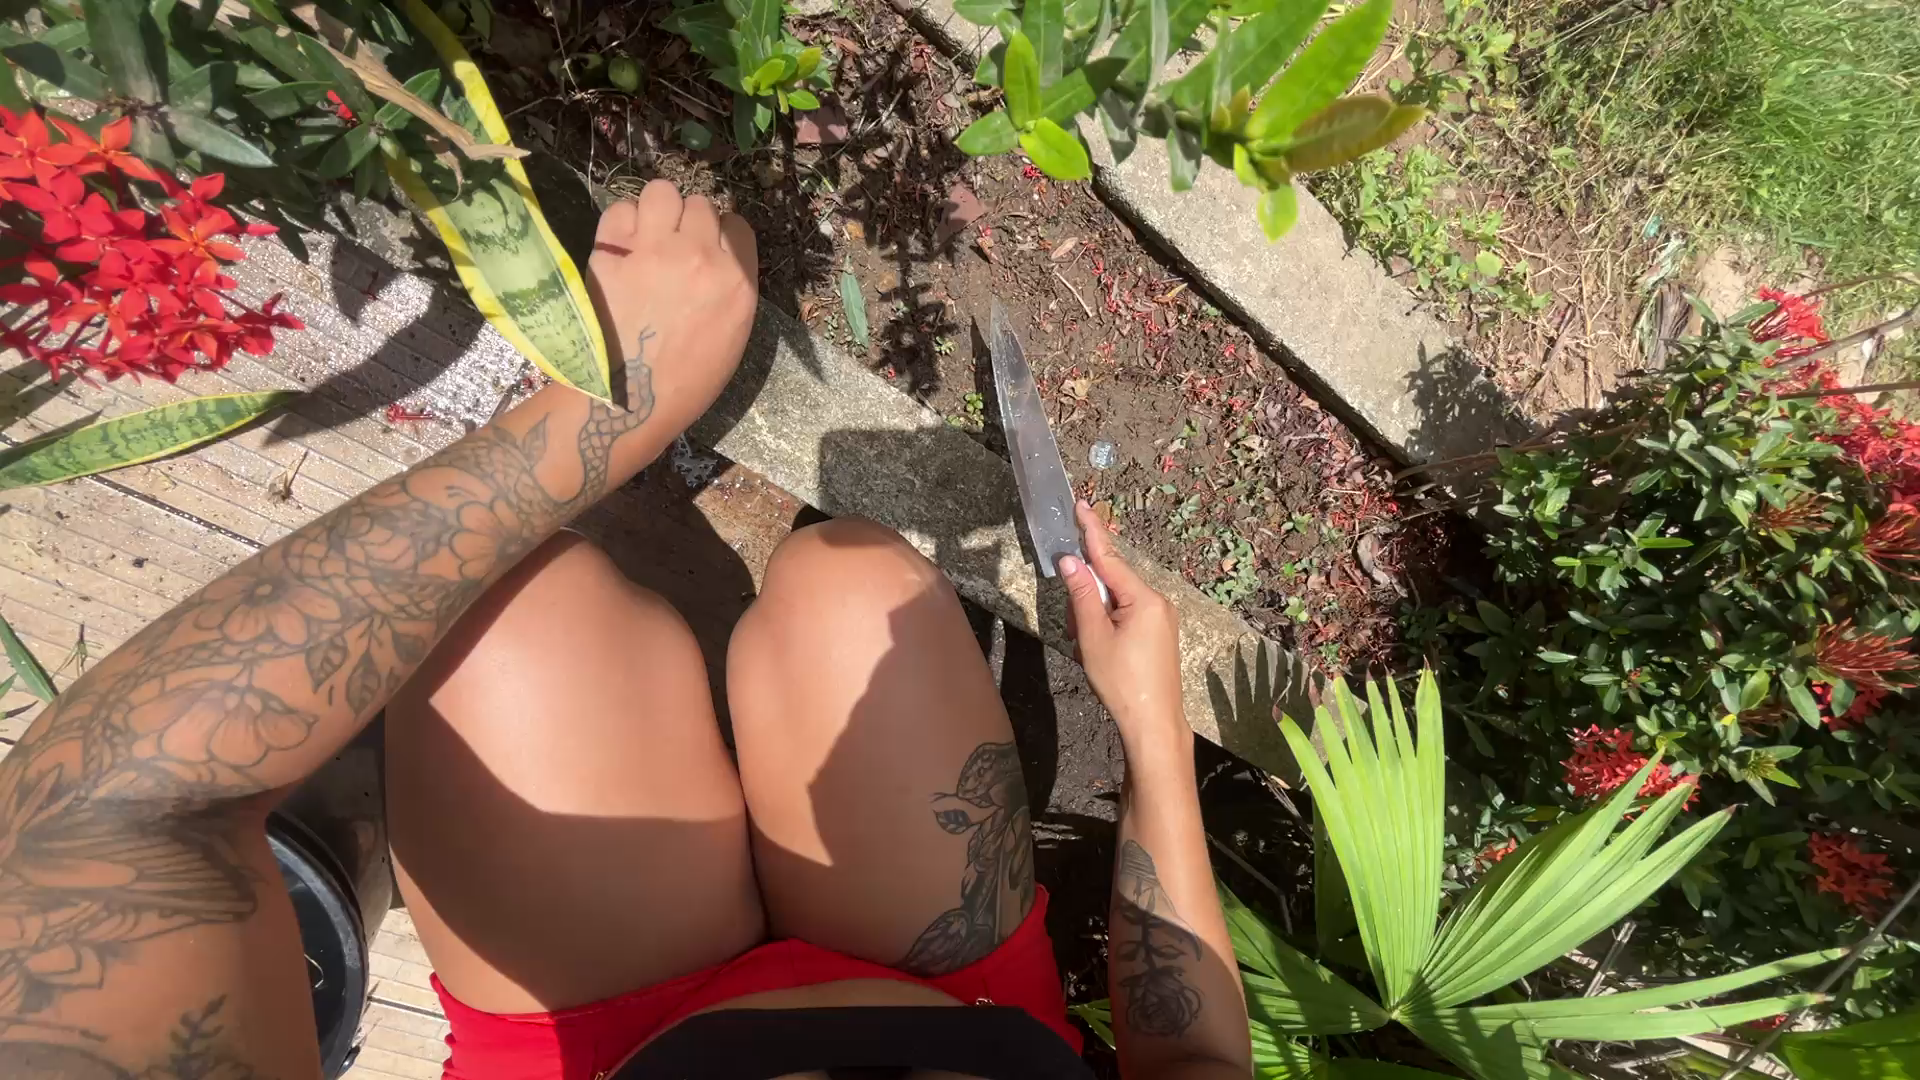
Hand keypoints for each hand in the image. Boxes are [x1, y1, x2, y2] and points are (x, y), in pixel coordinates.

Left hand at [586, 180, 757, 439]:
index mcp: (737, 282)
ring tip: (649, 237)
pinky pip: (622, 209)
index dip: (722, 234)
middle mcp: (700, 257)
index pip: (738, 226)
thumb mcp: (734, 335)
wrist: (632, 399)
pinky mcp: (611, 250)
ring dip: (658, 210)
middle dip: (690, 222)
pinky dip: (624, 223)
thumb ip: (731, 287)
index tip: (710, 250)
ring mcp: (653, 250)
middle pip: (700, 204)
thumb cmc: (690, 380)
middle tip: (675, 248)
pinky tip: (623, 248)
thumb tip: (717, 258)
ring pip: (662, 192)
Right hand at [1060, 501, 1188, 759]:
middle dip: (1087, 594)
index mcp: (1143, 598)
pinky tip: (1099, 645)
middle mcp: (1157, 601)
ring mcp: (1162, 618)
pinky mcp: (1161, 633)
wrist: (1153, 723)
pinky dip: (1108, 621)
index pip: (1109, 556)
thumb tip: (1070, 559)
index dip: (1092, 530)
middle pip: (1113, 580)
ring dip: (1095, 614)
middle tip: (1075, 628)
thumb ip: (1082, 594)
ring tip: (1087, 647)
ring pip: (1119, 599)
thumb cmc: (1121, 681)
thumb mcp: (1093, 636)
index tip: (1081, 504)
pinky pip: (1129, 613)